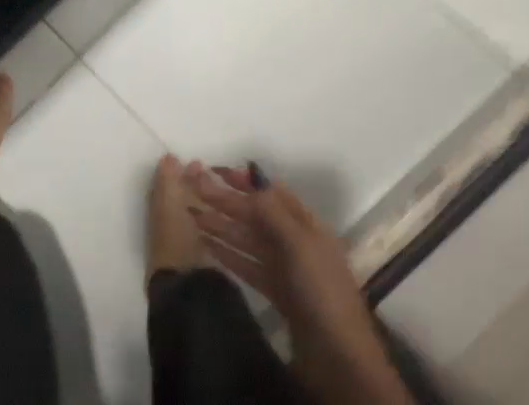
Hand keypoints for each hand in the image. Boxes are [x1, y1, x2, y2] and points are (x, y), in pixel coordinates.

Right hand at [186, 163, 373, 341]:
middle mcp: (296, 243)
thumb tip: (248, 176)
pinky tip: (205, 244)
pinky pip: (246, 265)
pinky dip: (226, 253)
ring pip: (248, 240)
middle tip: (192, 188)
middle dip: (226, 201)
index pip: (273, 194)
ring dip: (221, 225)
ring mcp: (286, 270)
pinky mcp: (275, 293)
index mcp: (308, 227)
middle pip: (257, 216)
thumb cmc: (321, 292)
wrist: (337, 357)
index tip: (214, 171)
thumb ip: (271, 211)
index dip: (245, 181)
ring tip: (191, 214)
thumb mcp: (299, 244)